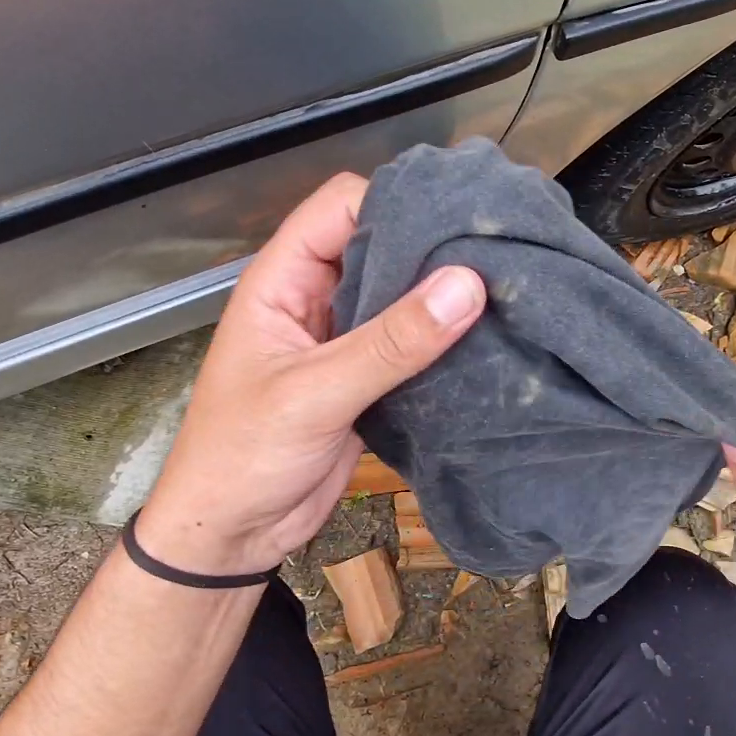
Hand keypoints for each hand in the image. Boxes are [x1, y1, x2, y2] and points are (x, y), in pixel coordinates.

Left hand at [134, 173, 485, 575]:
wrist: (231, 535)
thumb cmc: (243, 456)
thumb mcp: (314, 394)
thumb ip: (391, 342)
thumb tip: (467, 284)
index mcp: (283, 281)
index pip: (340, 207)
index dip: (394, 201)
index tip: (457, 217)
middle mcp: (315, 300)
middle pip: (378, 246)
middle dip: (430, 247)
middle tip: (497, 253)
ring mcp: (342, 341)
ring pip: (398, 297)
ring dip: (439, 299)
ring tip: (504, 292)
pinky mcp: (365, 381)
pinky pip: (408, 346)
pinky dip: (440, 343)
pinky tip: (483, 343)